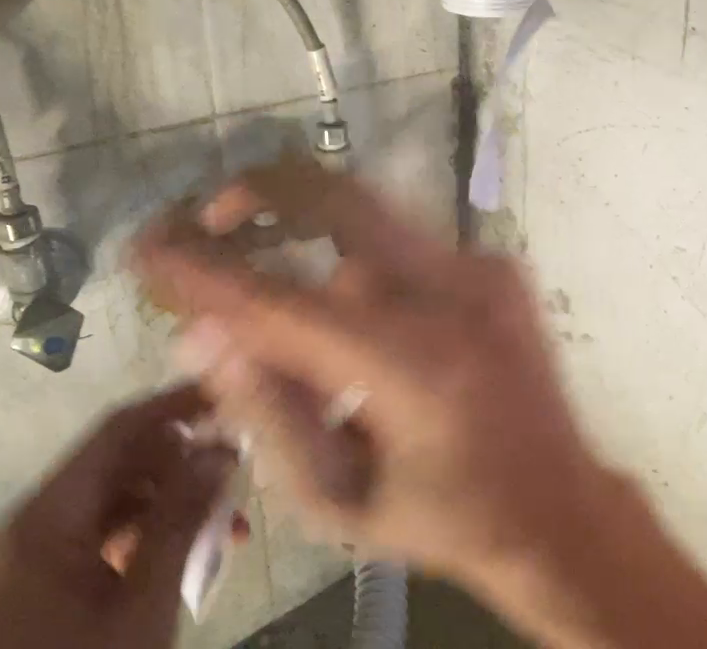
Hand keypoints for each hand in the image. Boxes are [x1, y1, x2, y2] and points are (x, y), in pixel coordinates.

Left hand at [0, 387, 233, 648]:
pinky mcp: (34, 593)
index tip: (232, 396)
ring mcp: (27, 562)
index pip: (117, 431)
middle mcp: (27, 527)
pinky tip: (186, 559)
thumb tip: (220, 447)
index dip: (176, 406)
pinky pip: (96, 544)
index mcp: (42, 520)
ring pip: (111, 506)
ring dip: (171, 507)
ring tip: (228, 529)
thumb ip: (180, 520)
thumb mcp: (142, 606)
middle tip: (242, 472)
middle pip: (116, 467)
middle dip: (184, 464)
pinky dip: (144, 542)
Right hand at [133, 159, 612, 584]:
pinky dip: (360, 258)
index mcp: (409, 366)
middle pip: (340, 200)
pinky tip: (356, 312)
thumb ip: (266, 411)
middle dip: (262, 191)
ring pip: (370, 214)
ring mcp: (482, 268)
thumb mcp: (337, 498)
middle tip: (211, 215)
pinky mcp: (498, 263)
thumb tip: (199, 334)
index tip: (147, 249)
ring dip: (307, 224)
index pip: (278, 301)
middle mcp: (450, 295)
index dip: (204, 272)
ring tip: (268, 258)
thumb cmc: (441, 516)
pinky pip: (407, 241)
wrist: (559, 504)